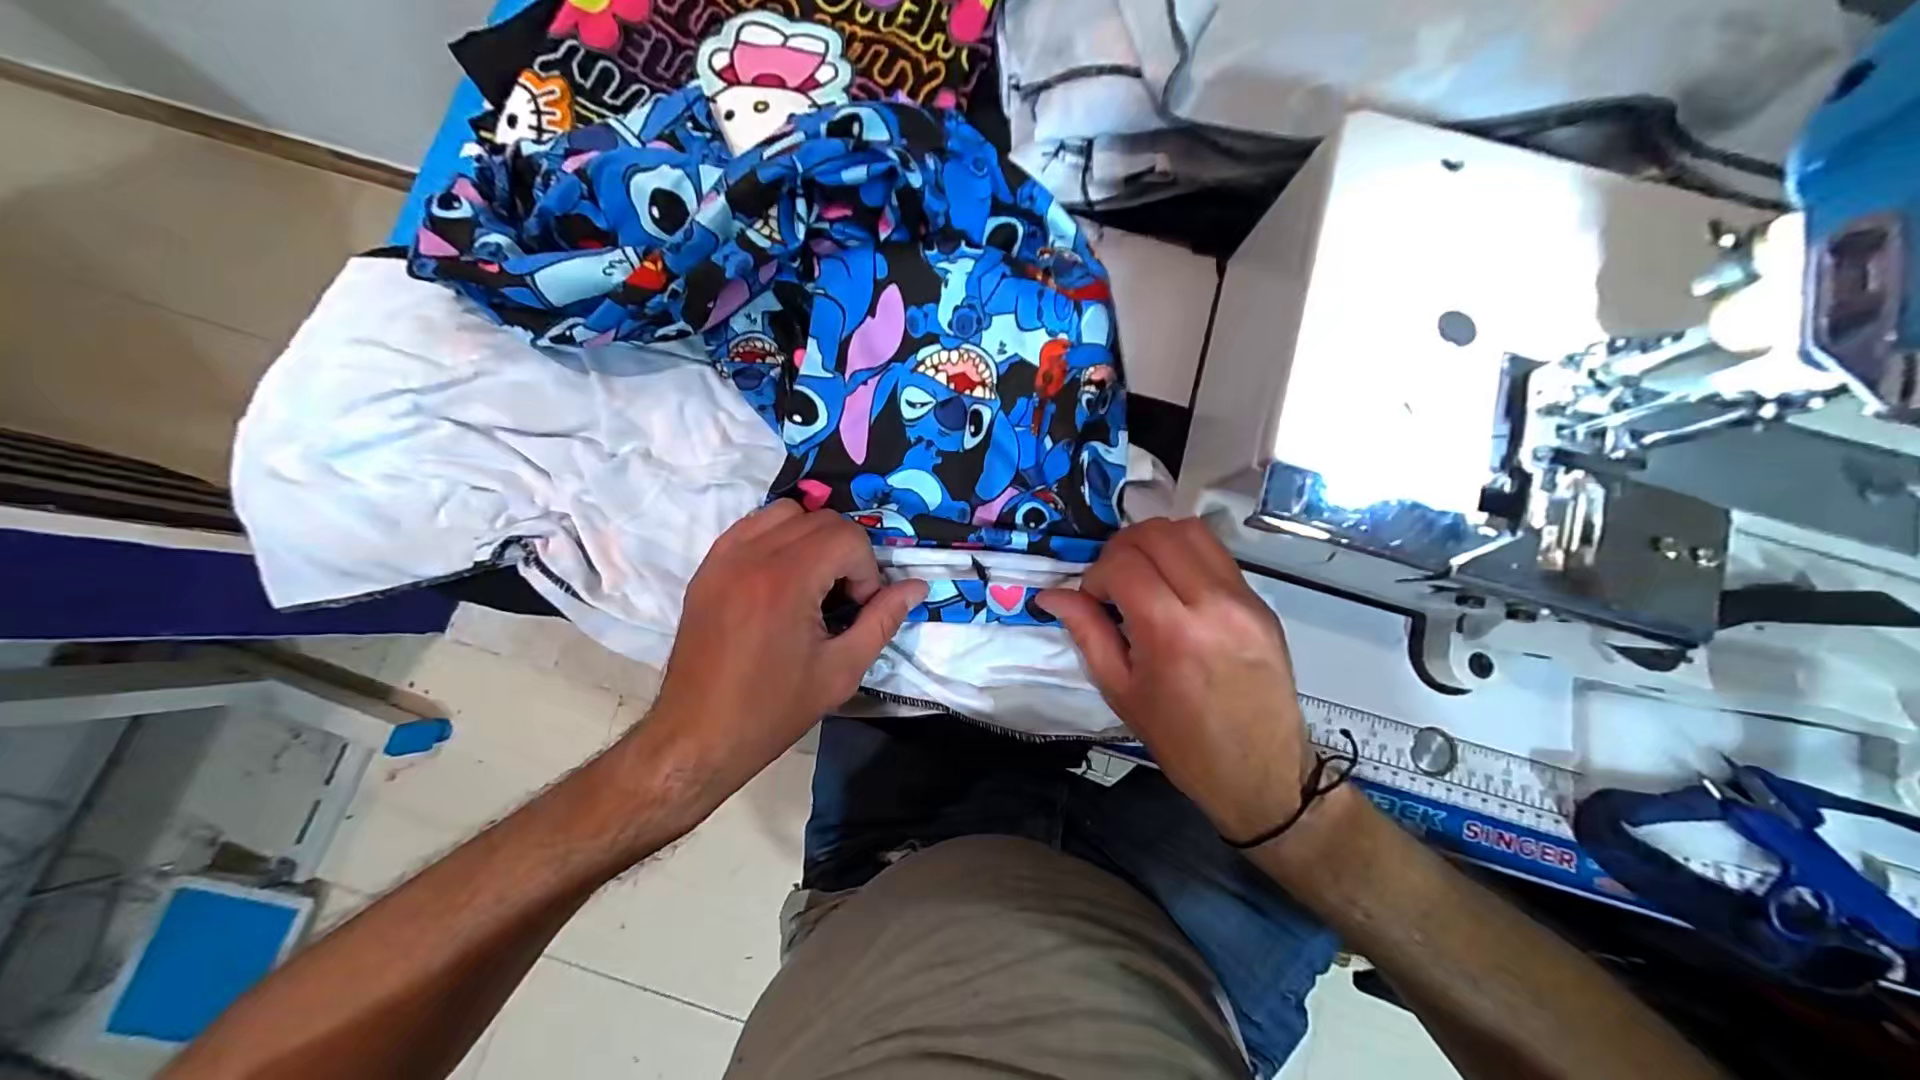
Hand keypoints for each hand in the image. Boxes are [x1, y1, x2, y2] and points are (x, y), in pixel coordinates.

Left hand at [647, 502, 926, 803]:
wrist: (698, 734)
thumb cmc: (772, 709)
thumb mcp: (841, 670)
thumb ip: (882, 620)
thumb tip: (916, 586)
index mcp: (786, 580)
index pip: (848, 537)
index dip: (866, 570)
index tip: (858, 608)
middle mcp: (752, 555)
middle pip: (821, 519)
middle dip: (845, 552)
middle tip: (841, 599)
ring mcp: (724, 557)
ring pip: (786, 512)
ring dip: (812, 537)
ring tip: (812, 582)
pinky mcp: (708, 567)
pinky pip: (751, 526)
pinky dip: (777, 538)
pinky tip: (781, 578)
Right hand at [1039, 518, 1310, 842]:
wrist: (1259, 772)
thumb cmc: (1181, 740)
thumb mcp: (1121, 691)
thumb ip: (1087, 631)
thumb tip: (1051, 595)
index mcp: (1171, 632)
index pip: (1123, 563)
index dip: (1096, 574)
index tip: (1093, 599)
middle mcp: (1213, 604)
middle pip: (1157, 533)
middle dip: (1121, 548)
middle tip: (1113, 582)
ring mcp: (1245, 600)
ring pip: (1191, 530)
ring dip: (1155, 543)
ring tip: (1143, 577)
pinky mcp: (1262, 604)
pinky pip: (1217, 556)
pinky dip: (1185, 558)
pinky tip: (1175, 591)